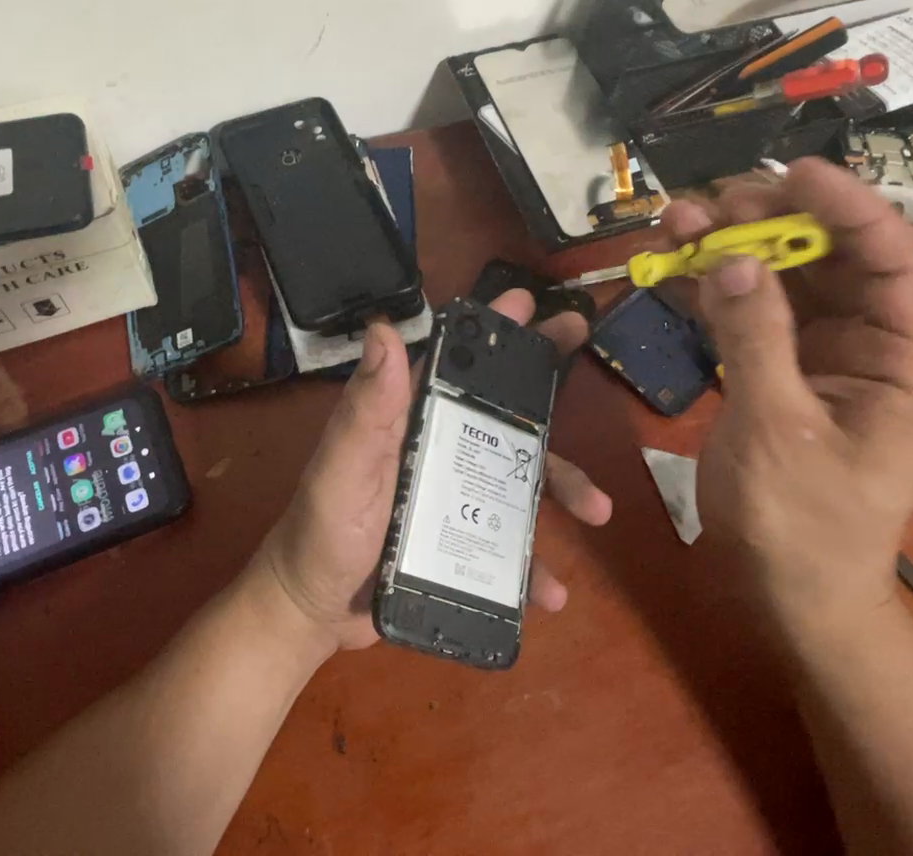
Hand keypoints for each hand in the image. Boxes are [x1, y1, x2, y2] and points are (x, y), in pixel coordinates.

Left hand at [249, 289, 611, 653]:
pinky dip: (535, 566)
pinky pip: (508, 546)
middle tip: (586, 347)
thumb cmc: (323, 532)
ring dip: (562, 488)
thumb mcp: (343, 469)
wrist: (314, 609)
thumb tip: (384, 329)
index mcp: (406, 421)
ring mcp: (451, 496)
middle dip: (543, 382)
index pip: (451, 364)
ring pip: (518, 478)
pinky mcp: (460, 541)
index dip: (489, 331)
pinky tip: (551, 590)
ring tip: (598, 510)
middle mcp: (435, 448)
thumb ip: (366, 409)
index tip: (530, 303)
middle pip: (498, 410)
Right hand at [665, 160, 912, 632]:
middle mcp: (870, 347)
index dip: (851, 211)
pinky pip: (748, 313)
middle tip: (714, 203)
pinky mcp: (777, 370)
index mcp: (908, 362)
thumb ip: (756, 338)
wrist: (790, 590)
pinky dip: (712, 289)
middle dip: (774, 224)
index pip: (896, 263)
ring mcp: (821, 357)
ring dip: (733, 250)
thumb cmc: (804, 522)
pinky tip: (675, 267)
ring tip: (678, 224)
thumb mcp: (780, 430)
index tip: (794, 175)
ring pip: (783, 280)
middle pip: (832, 261)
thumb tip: (731, 259)